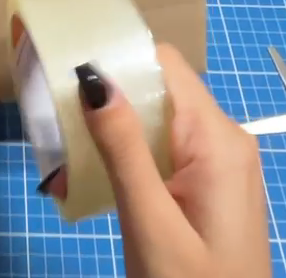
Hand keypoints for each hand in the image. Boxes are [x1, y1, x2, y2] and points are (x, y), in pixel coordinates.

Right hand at [63, 44, 270, 277]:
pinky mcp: (211, 186)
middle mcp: (226, 138)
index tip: (69, 78)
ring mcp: (221, 163)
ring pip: (157, 122)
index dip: (118, 62)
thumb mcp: (150, 224)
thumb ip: (123, 147)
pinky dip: (130, 160)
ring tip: (69, 170)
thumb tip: (93, 74)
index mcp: (218, 138)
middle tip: (60, 136)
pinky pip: (165, 152)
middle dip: (107, 106)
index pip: (164, 65)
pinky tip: (97, 185)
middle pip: (158, 92)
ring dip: (113, 137)